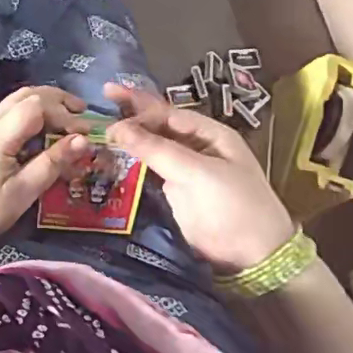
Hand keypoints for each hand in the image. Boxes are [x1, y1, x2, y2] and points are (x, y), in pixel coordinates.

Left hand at [0, 86, 93, 245]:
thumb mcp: (22, 193)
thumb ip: (52, 163)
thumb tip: (82, 141)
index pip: (36, 105)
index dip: (64, 114)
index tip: (84, 134)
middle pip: (28, 95)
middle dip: (59, 101)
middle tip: (84, 116)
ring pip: (19, 101)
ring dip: (47, 104)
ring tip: (71, 118)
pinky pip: (13, 114)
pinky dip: (35, 114)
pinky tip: (49, 129)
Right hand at [105, 82, 295, 273]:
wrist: (252, 255)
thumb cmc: (233, 206)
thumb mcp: (198, 173)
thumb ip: (157, 150)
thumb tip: (117, 128)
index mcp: (209, 134)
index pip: (168, 112)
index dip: (139, 106)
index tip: (109, 100)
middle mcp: (196, 147)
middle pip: (159, 125)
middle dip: (132, 113)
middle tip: (102, 98)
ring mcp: (186, 171)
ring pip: (153, 147)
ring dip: (129, 138)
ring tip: (100, 127)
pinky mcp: (176, 193)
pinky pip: (151, 169)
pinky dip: (132, 162)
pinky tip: (113, 156)